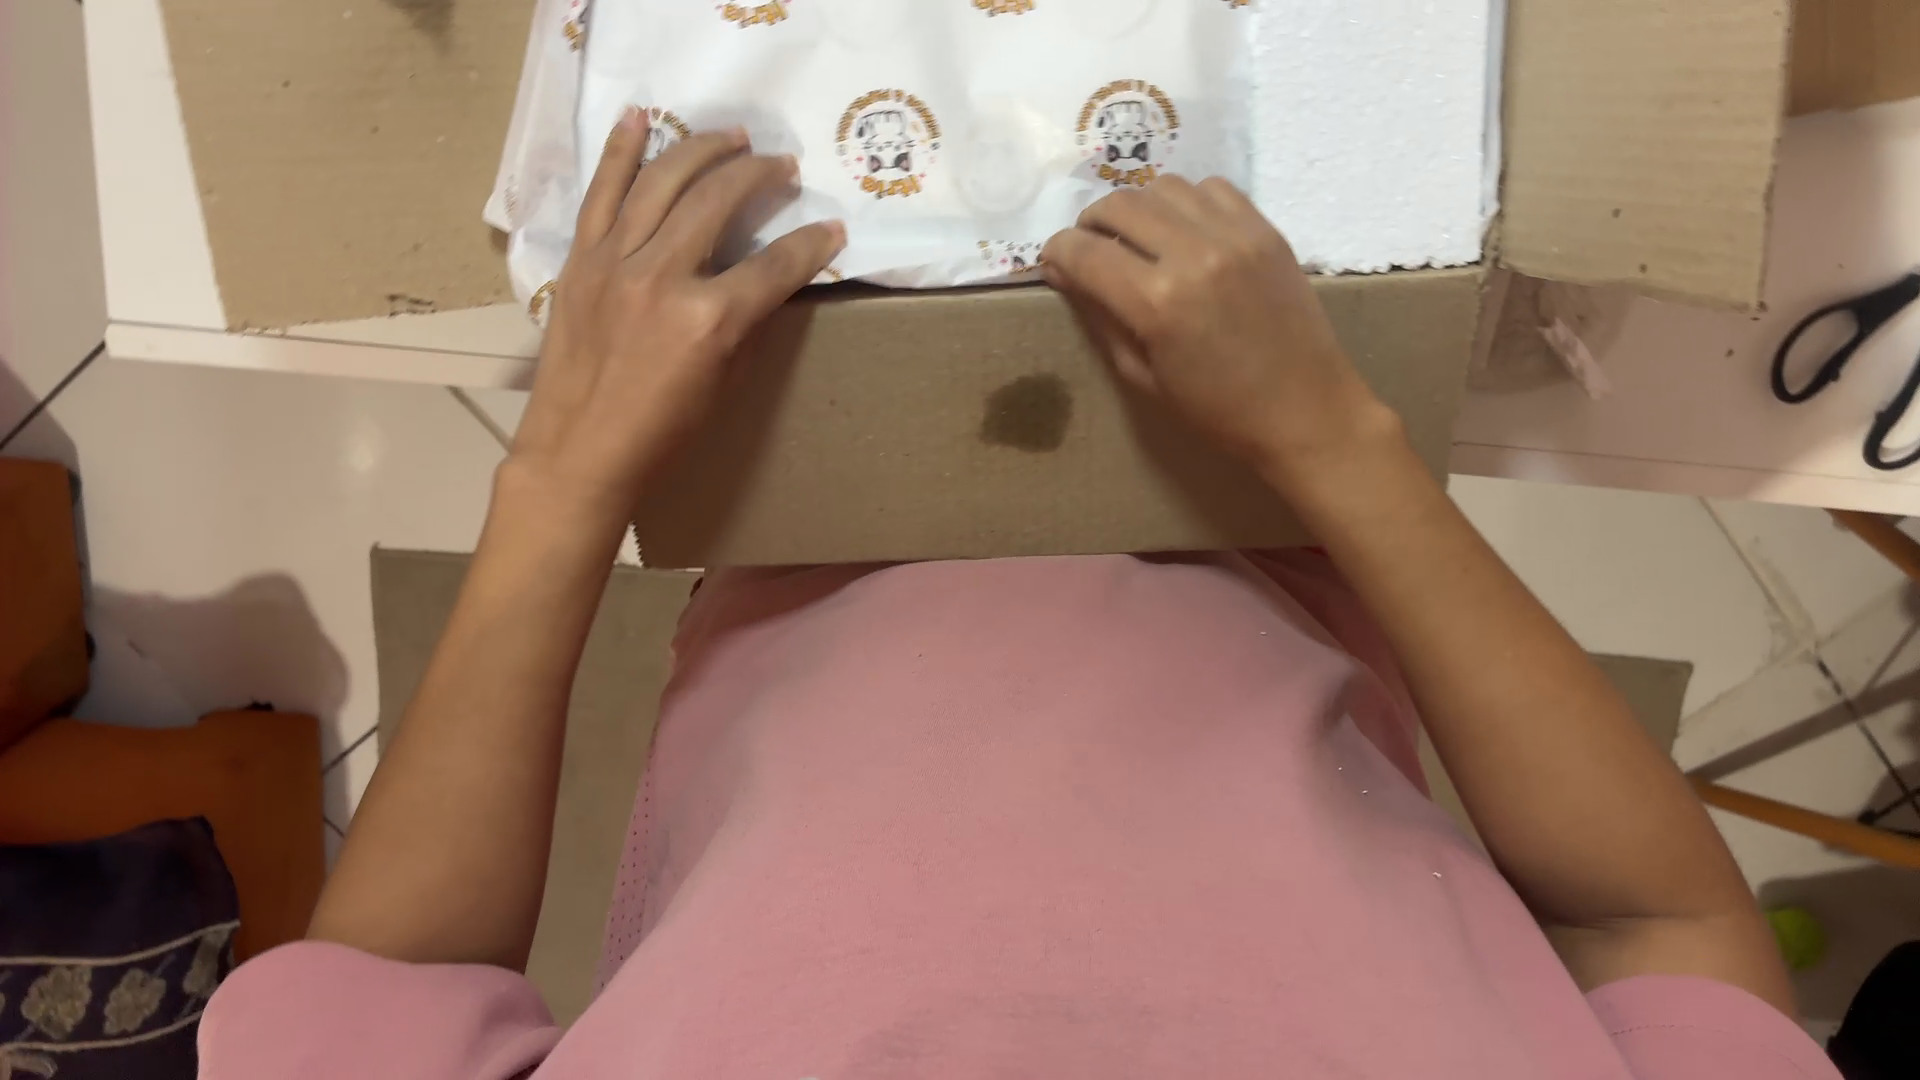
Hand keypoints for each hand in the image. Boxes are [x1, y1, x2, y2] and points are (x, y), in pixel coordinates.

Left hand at [505, 107, 844, 525]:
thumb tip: (762, 284)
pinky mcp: (581, 259)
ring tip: (733, 134)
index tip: (833, 228)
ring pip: (664, 181)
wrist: (580, 451)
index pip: (775, 266)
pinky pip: (603, 191)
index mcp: (708, 321)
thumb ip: (744, 325)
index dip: (811, 244)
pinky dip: (621, 151)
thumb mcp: (722, 383)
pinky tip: (642, 117)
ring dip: (704, 149)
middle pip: (719, 202)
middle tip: (783, 165)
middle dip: (759, 175)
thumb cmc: (663, 434)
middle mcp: (663, 277)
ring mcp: (615, 261)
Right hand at [1041, 176, 1398, 493]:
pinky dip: (1183, 202)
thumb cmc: (1215, 410)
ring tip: (1135, 239)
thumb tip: (1063, 274)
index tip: (1052, 261)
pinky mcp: (1264, 228)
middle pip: (1119, 205)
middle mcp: (1193, 254)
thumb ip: (1100, 318)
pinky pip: (1210, 188)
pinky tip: (1182, 232)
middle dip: (1090, 223)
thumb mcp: (1142, 376)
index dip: (1057, 252)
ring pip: (1163, 187)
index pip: (1086, 252)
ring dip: (1136, 207)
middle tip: (1088, 248)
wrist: (1303, 410)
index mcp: (1157, 303)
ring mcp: (1235, 234)